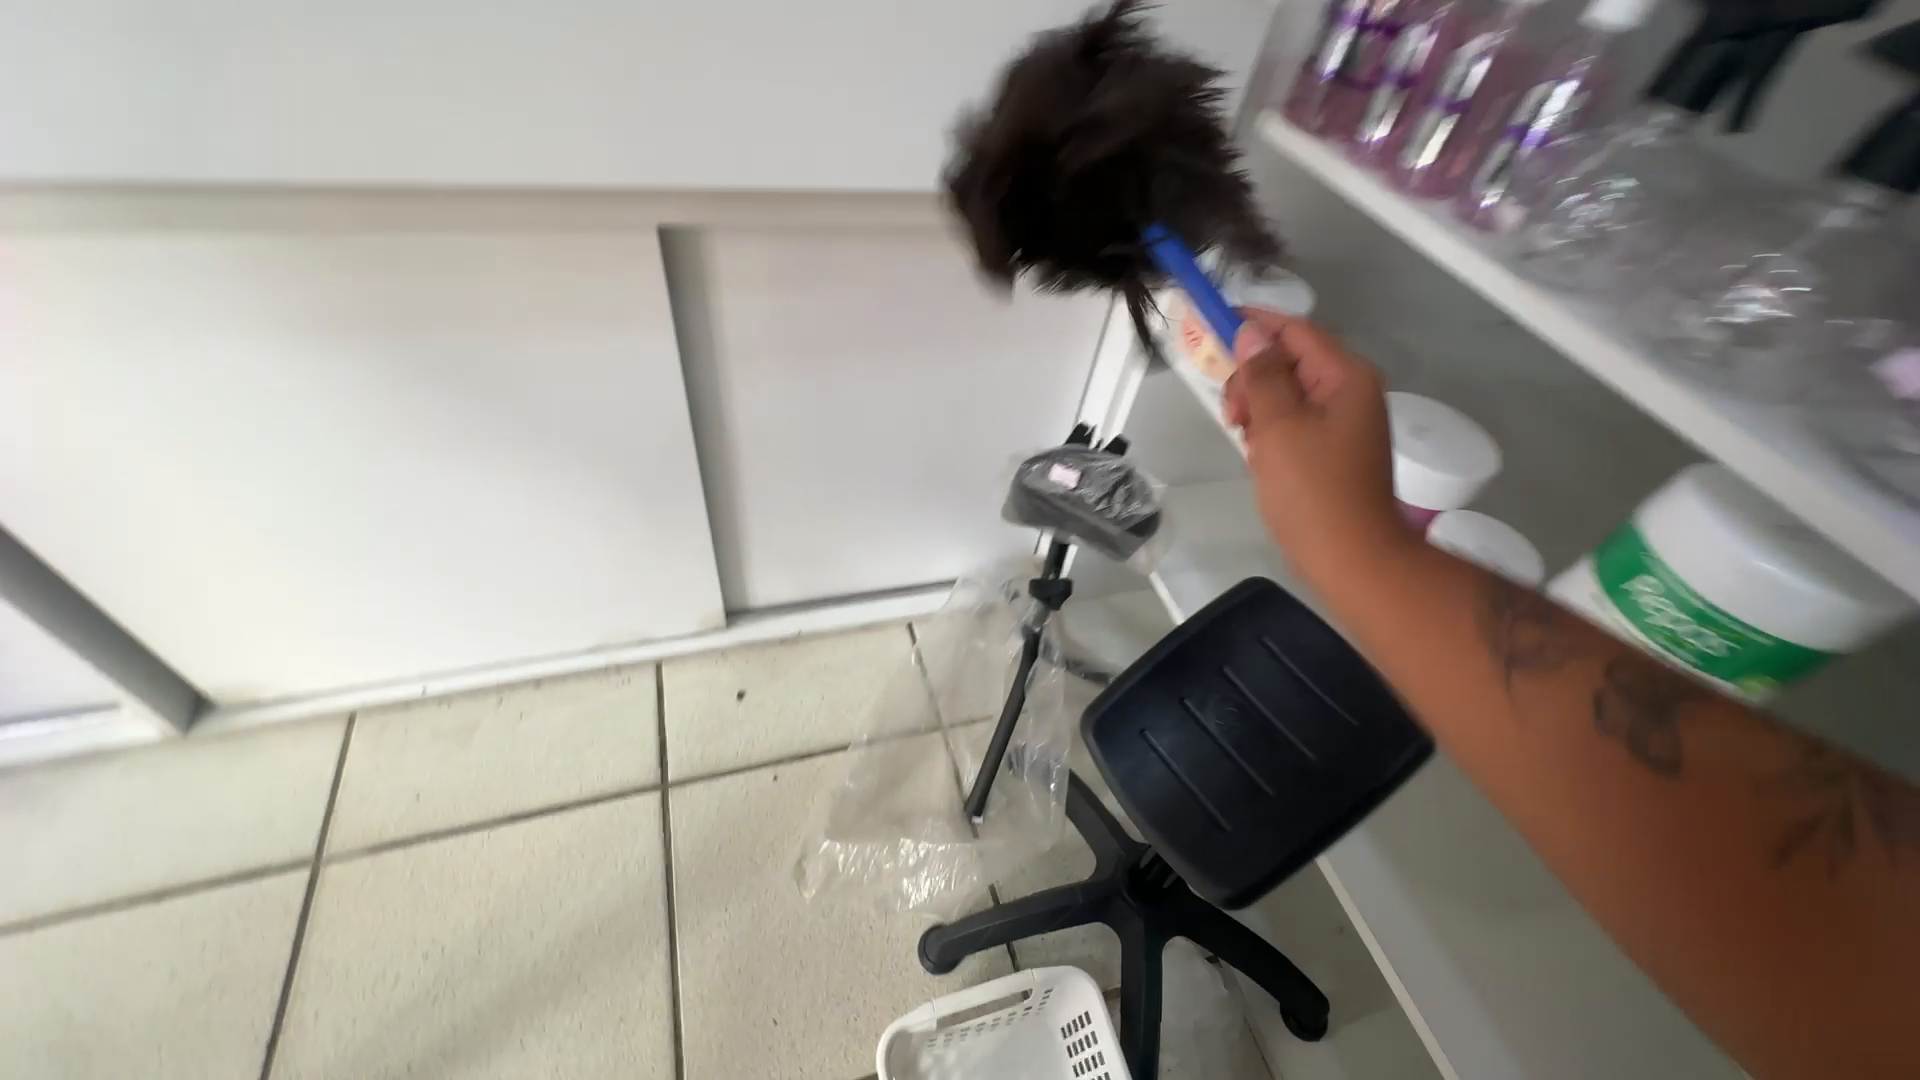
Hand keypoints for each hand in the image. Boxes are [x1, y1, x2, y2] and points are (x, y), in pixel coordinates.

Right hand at [1223, 309, 1411, 584]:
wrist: (1349, 557)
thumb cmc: (1312, 490)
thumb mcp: (1278, 425)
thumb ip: (1262, 375)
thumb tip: (1250, 334)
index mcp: (1345, 377)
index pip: (1294, 331)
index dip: (1254, 324)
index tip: (1212, 325)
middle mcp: (1349, 392)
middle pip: (1288, 361)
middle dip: (1252, 379)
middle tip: (1234, 417)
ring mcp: (1341, 423)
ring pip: (1285, 395)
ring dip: (1257, 410)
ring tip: (1249, 445)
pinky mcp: (1330, 451)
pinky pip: (1292, 424)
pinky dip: (1269, 433)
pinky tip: (1261, 458)